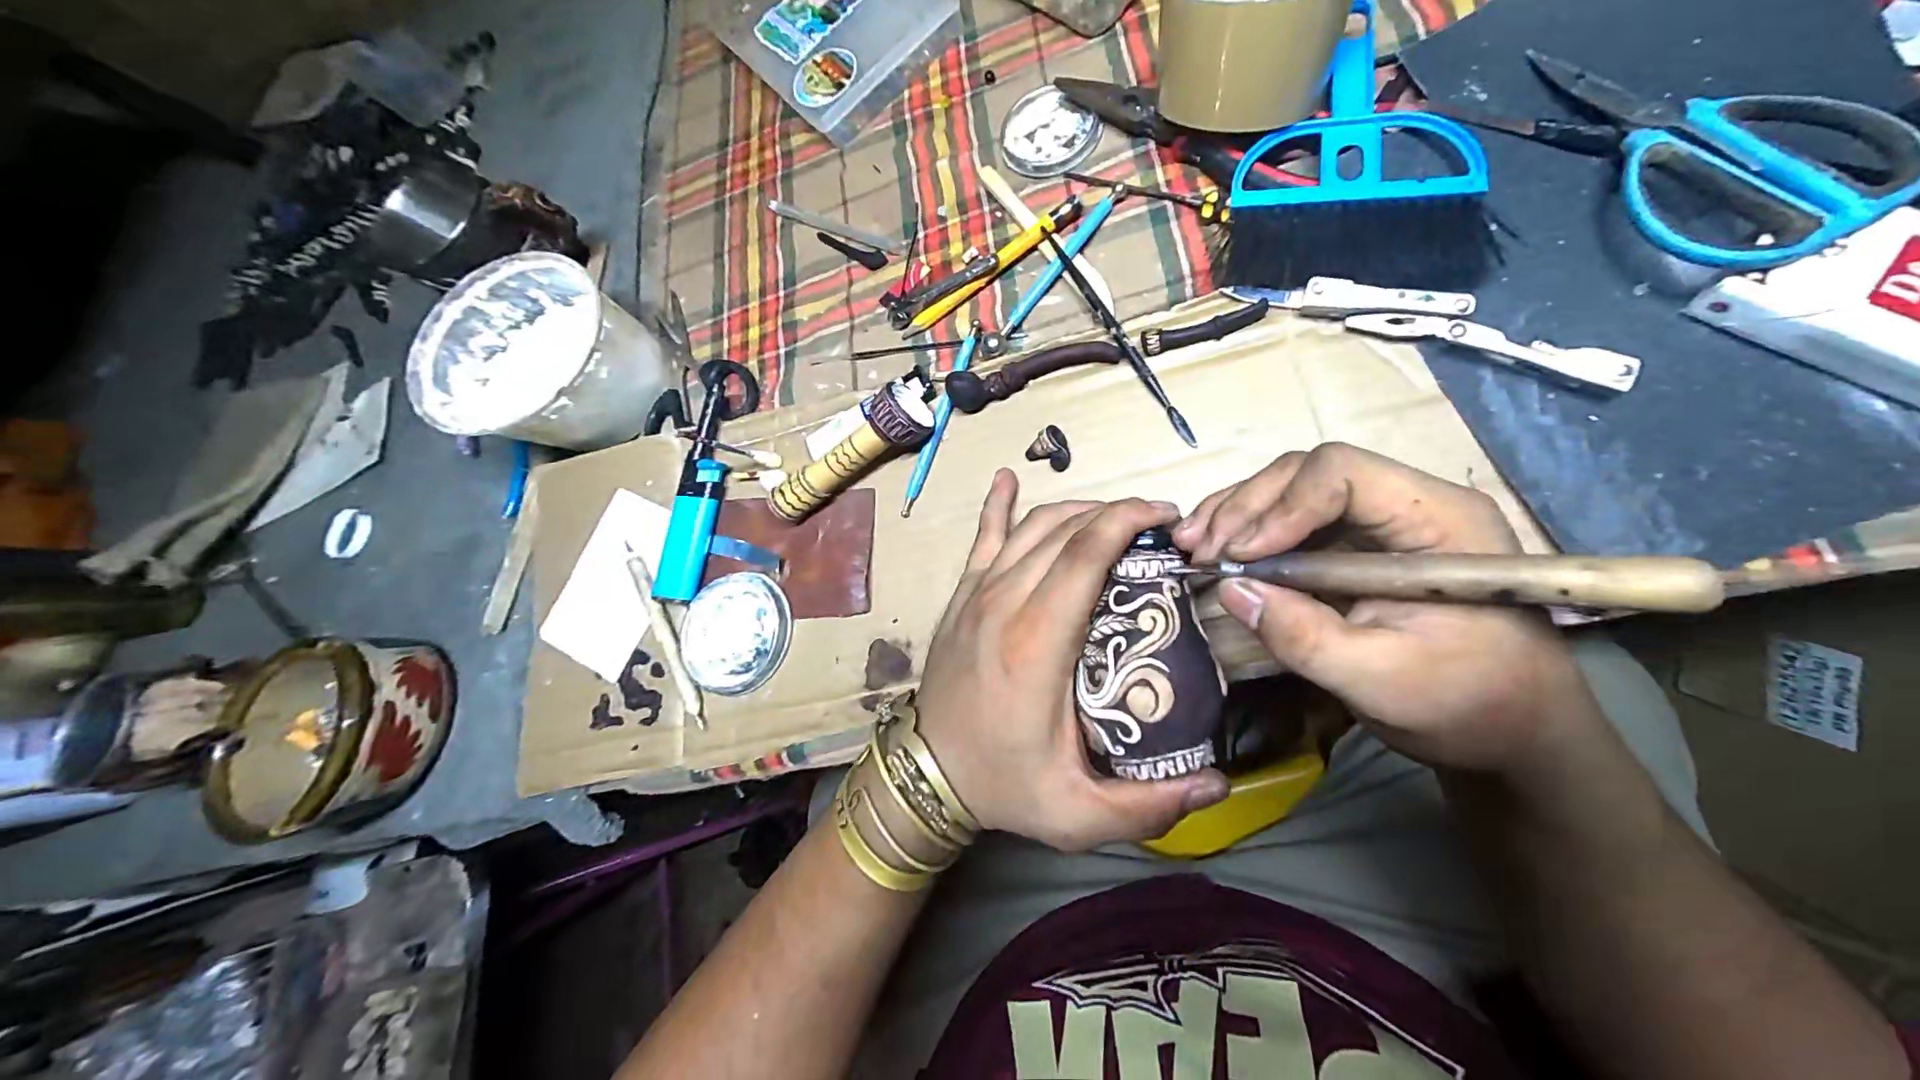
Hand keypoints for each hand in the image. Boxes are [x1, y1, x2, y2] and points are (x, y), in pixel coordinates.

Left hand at [915, 469, 1228, 851]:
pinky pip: (983, 537)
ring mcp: (977, 593)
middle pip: (1065, 530)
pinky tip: (1007, 478)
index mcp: (1037, 642)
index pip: (1086, 553)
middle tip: (1157, 526)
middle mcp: (1004, 603)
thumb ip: (1149, 806)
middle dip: (1116, 513)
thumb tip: (1219, 784)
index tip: (1167, 518)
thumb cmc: (1003, 786)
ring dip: (1078, 511)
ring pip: (1031, 527)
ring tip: (1115, 520)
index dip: (1129, 520)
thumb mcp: (1077, 815)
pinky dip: (999, 505)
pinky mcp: (961, 596)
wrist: (926, 775)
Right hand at [1173, 443, 1594, 773]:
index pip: (1344, 475)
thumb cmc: (1466, 706)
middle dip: (1245, 509)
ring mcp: (1375, 525)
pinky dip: (1244, 534)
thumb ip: (1304, 636)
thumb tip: (1229, 589)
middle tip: (1197, 550)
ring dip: (1234, 515)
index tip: (1240, 556)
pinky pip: (1289, 524)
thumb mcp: (1381, 681)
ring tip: (1189, 544)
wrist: (1509, 730)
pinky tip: (1210, 549)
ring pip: (1289, 491)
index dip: (1283, 507)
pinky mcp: (1351, 549)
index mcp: (1437, 521)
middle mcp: (1405, 506)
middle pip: (1306, 474)